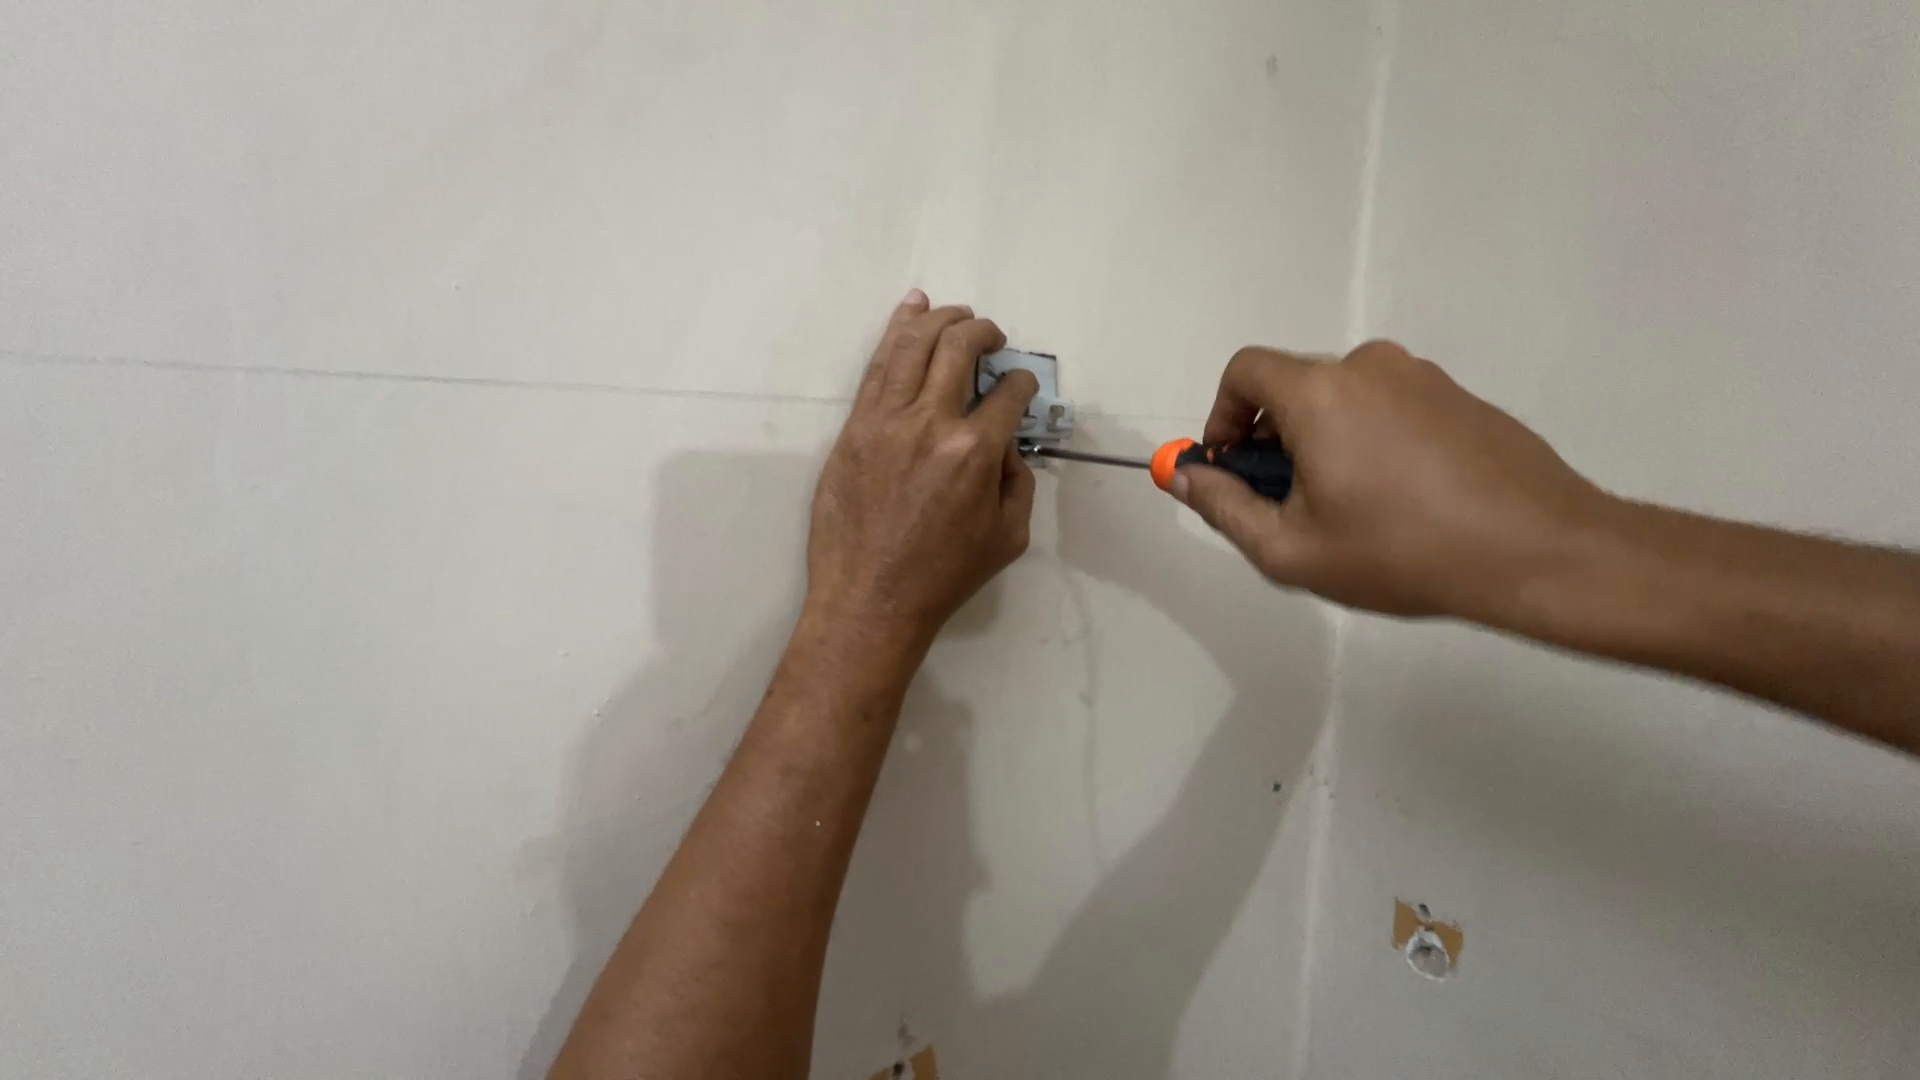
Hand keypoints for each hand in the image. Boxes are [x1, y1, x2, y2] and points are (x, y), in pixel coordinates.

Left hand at [805, 290, 1038, 646]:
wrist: (870, 599)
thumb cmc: (942, 577)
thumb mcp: (1008, 538)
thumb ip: (1017, 482)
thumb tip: (1004, 444)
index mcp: (974, 453)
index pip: (1008, 394)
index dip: (1022, 384)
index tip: (1021, 387)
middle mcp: (930, 424)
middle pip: (959, 349)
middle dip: (984, 332)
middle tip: (993, 336)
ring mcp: (885, 422)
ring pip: (912, 345)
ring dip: (940, 318)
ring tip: (956, 312)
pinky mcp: (854, 428)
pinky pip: (876, 368)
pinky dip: (895, 332)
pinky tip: (910, 312)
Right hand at [1172, 341, 1608, 616]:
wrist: (1541, 552)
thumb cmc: (1399, 552)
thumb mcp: (1288, 547)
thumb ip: (1221, 504)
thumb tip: (1180, 473)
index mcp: (1320, 392)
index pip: (1244, 371)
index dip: (1222, 415)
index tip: (1233, 467)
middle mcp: (1369, 367)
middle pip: (1291, 388)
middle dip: (1271, 440)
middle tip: (1289, 504)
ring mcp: (1422, 377)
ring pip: (1340, 400)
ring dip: (1320, 442)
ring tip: (1346, 510)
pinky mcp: (1460, 397)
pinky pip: (1387, 408)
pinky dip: (1367, 441)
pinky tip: (1396, 501)